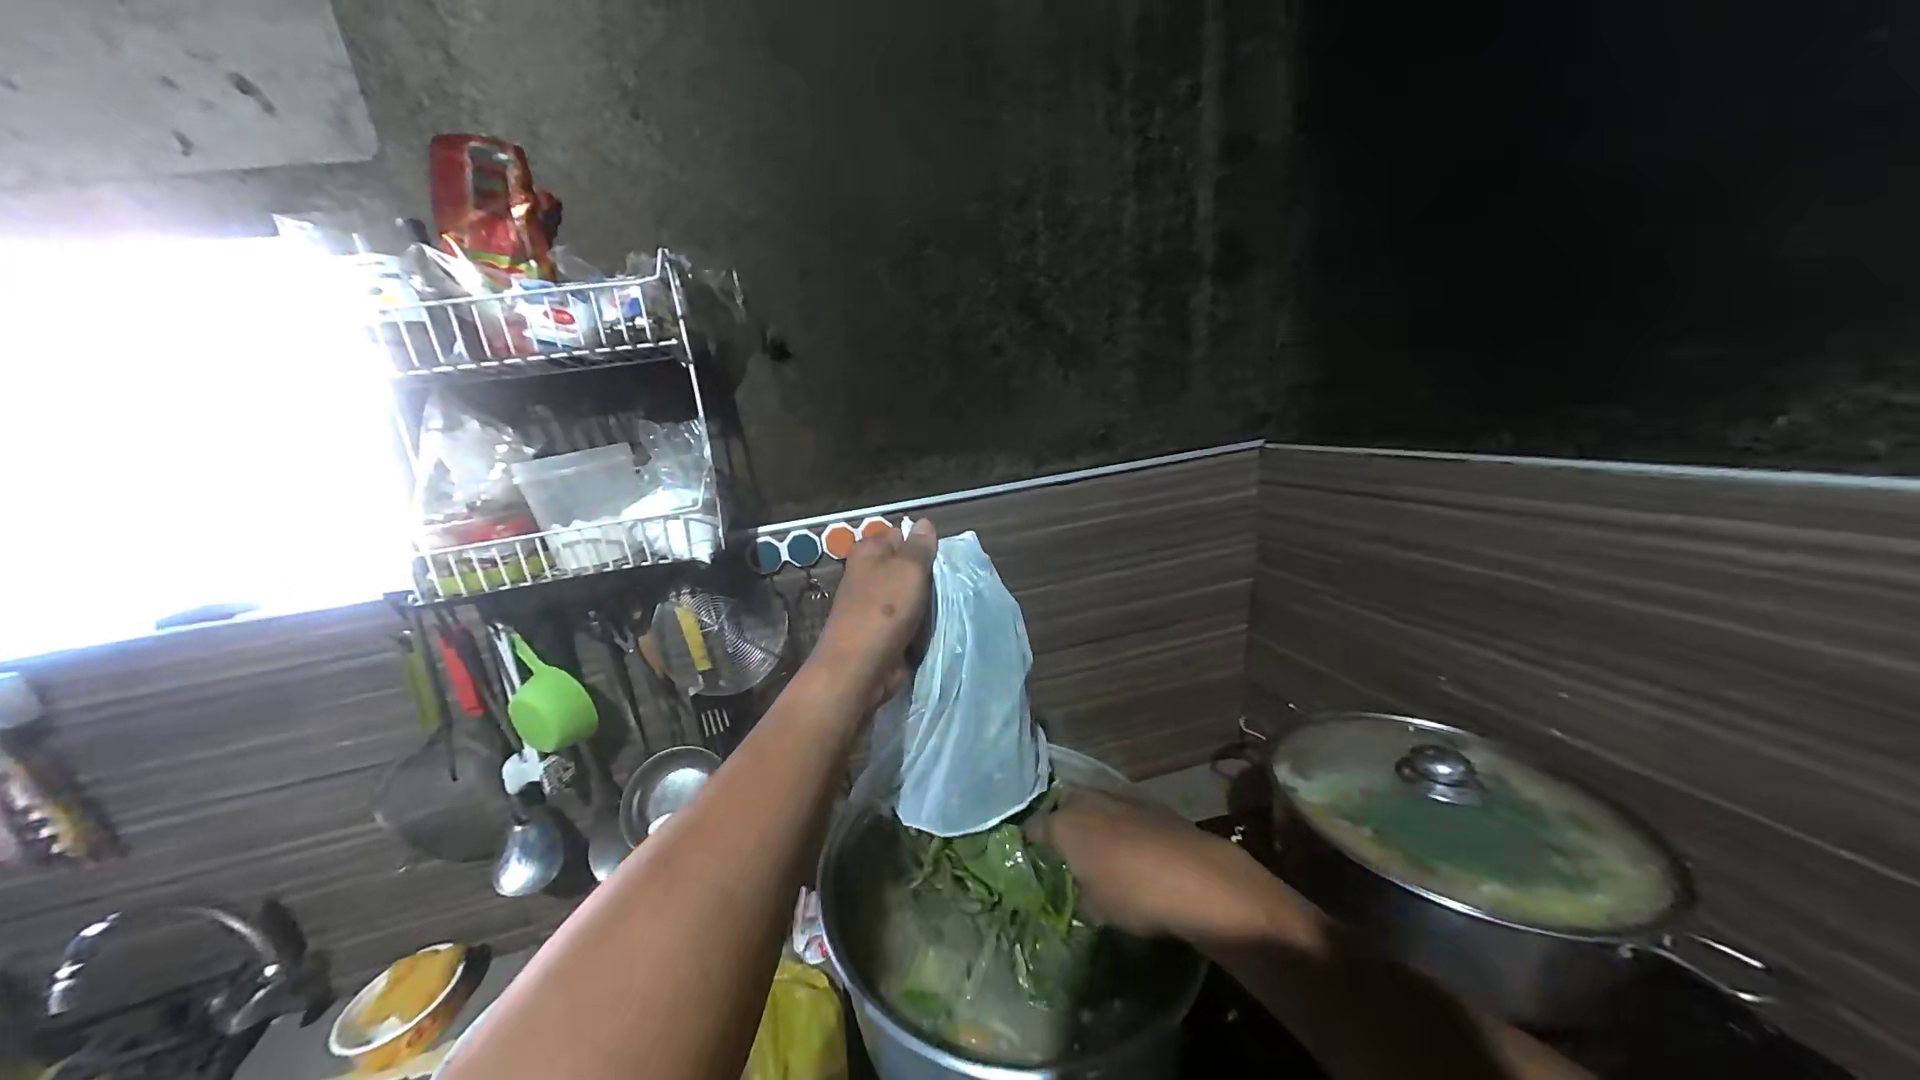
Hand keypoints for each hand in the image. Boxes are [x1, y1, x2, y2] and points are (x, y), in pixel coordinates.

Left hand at [810, 518, 936, 707]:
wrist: (859, 669)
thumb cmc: (883, 611)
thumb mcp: (908, 569)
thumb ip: (919, 547)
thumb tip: (925, 523)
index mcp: (869, 552)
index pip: (901, 535)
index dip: (923, 545)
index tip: (942, 560)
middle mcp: (870, 575)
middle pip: (908, 567)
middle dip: (929, 575)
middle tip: (951, 583)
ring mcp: (876, 605)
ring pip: (913, 595)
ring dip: (929, 602)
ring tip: (949, 605)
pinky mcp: (884, 631)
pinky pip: (911, 620)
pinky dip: (923, 623)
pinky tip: (938, 626)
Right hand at [1025, 790, 1325, 950]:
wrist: (1199, 878)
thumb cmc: (1135, 895)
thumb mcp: (1097, 909)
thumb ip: (1080, 895)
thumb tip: (1081, 893)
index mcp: (1063, 824)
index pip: (1033, 827)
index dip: (1030, 842)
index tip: (1033, 857)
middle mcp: (1086, 801)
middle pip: (1063, 803)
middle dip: (1062, 820)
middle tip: (1067, 849)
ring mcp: (1120, 795)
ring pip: (1094, 800)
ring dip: (1093, 818)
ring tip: (1100, 845)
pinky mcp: (1150, 800)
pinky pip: (1123, 807)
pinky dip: (1121, 821)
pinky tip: (1133, 845)